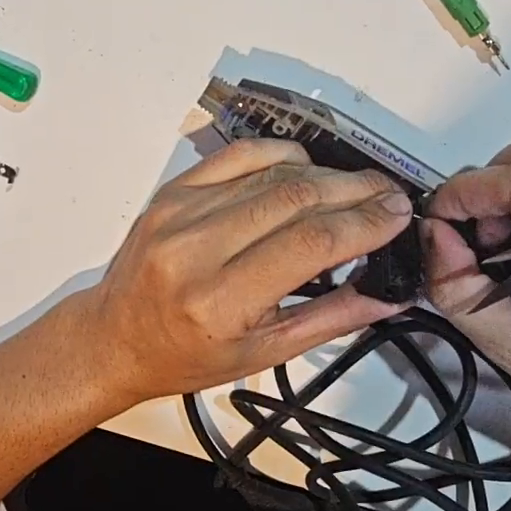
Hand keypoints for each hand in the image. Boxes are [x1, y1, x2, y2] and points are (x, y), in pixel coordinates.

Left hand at [77, 139, 414, 404]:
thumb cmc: (182, 355)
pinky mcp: (173, 192)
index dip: (363, 224)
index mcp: (218, 302)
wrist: (115, 338)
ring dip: (326, 175)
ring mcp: (179, 214)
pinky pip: (239, 156)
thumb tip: (387, 296)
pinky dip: (282, 156)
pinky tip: (309, 168)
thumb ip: (329, 320)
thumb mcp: (261, 354)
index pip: (309, 244)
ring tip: (359, 187)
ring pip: (272, 174)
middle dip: (355, 192)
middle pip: (296, 199)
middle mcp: (194, 250)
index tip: (396, 216)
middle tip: (388, 196)